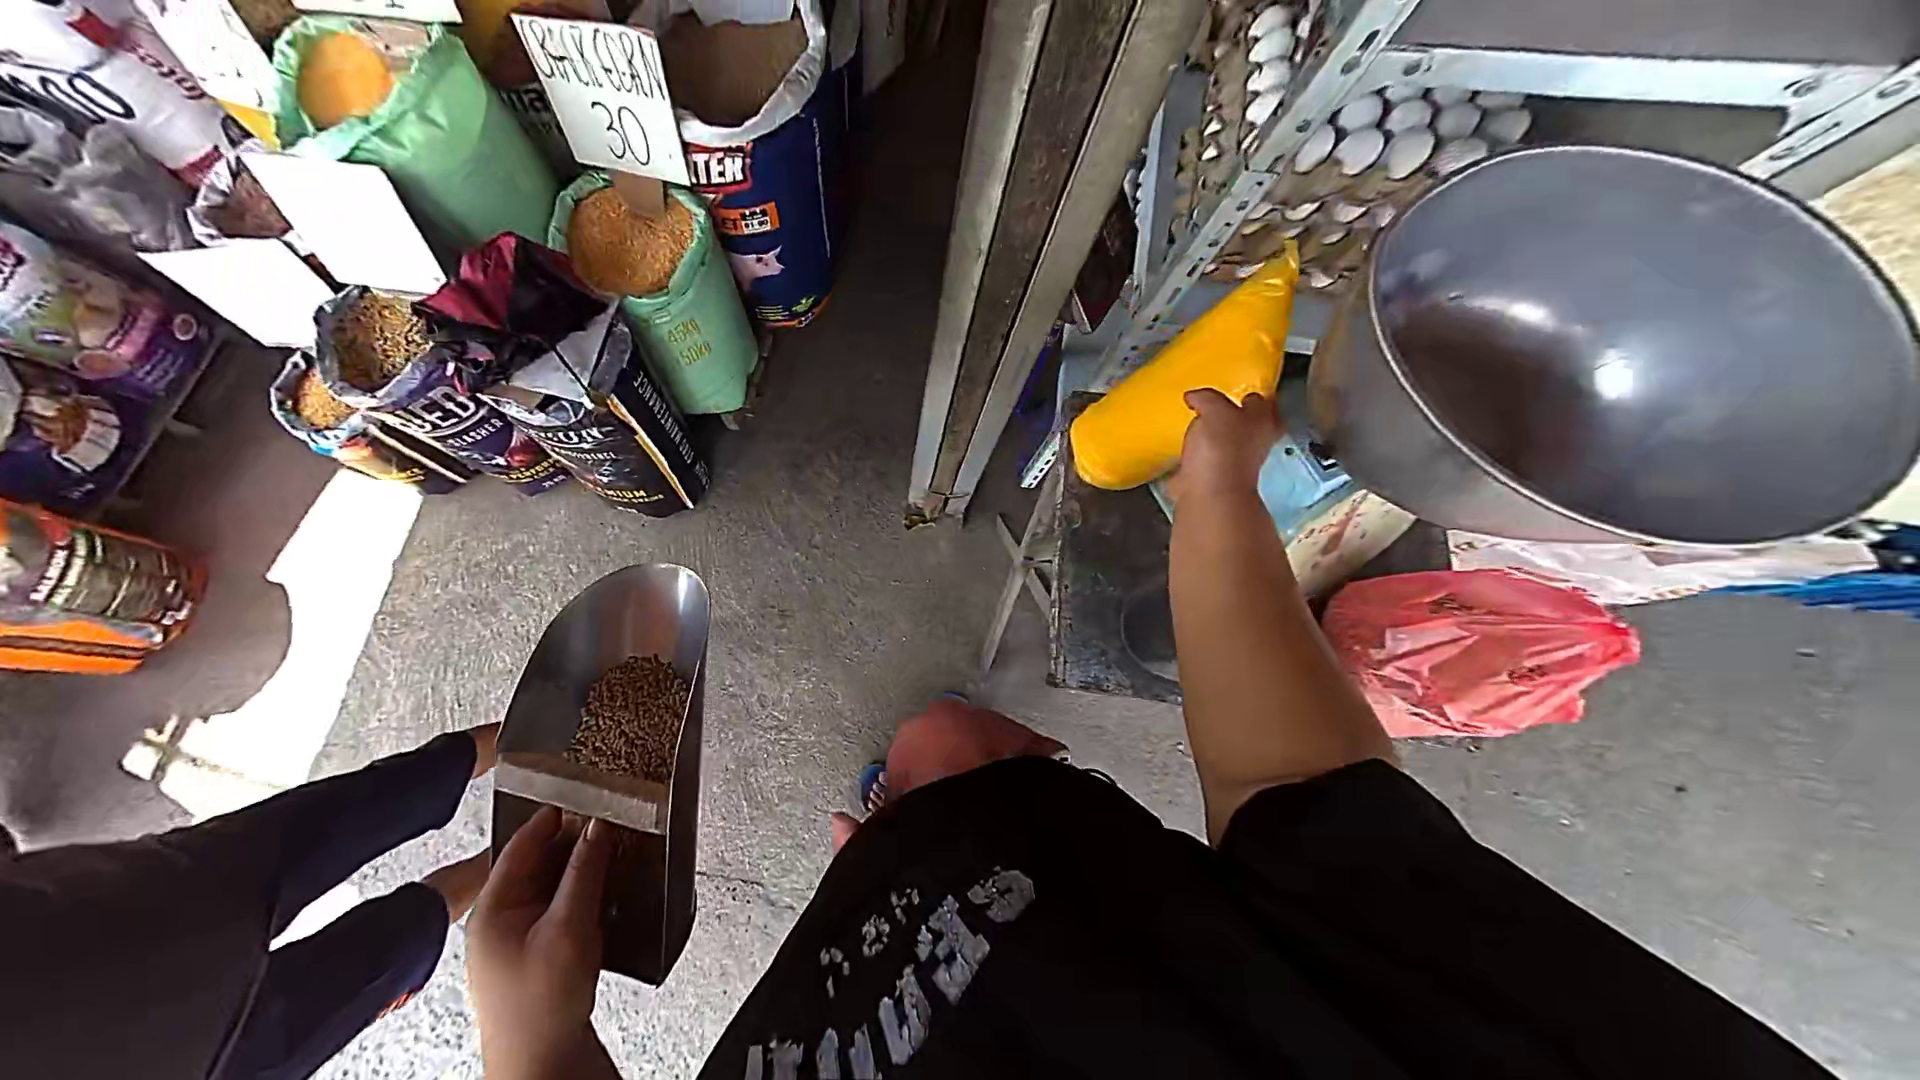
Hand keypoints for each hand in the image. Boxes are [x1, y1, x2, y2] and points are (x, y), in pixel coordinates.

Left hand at [466, 806, 617, 1079]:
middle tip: (603, 819)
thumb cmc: (542, 1005)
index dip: (551, 817)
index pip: (520, 845)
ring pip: (550, 881)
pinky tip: (603, 885)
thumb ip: (585, 871)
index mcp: (492, 910)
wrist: (544, 1061)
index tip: (580, 795)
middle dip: (571, 840)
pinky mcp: (536, 947)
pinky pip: (559, 901)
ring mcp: (516, 934)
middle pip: (537, 861)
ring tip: (607, 849)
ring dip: (578, 865)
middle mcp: (499, 919)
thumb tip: (597, 828)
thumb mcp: (569, 926)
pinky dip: (581, 887)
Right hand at [1170, 388, 1281, 500]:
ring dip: (1215, 436)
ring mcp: (1235, 463)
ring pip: (1226, 442)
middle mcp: (1255, 442)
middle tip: (1213, 405)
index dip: (1247, 393)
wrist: (1209, 491)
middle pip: (1246, 423)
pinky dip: (1198, 454)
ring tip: (1196, 425)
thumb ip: (1207, 398)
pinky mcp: (1214, 477)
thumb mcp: (1214, 409)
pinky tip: (1186, 448)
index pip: (1260, 400)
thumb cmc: (1221, 445)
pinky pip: (1206, 459)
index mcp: (1263, 421)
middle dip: (1232, 416)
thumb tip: (1193, 396)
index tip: (1233, 388)